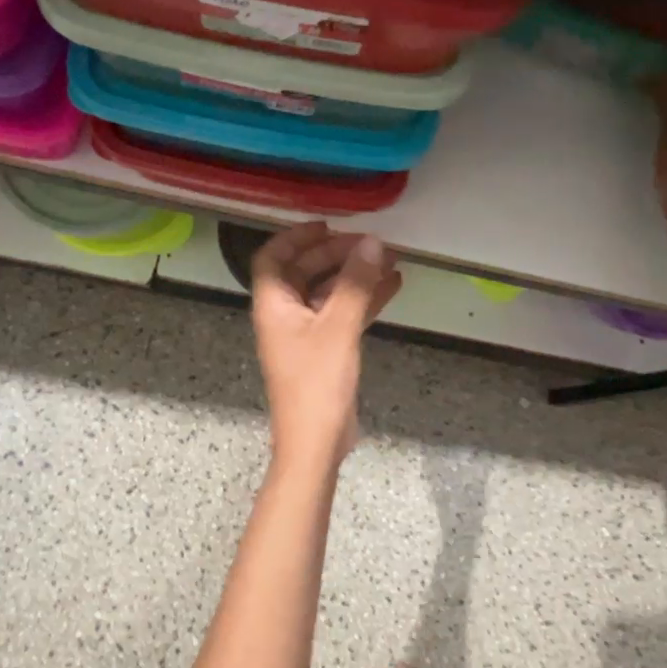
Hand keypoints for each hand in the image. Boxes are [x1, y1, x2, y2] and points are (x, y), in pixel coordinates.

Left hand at [251, 222, 402, 465]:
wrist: (316, 442)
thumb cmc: (318, 382)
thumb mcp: (339, 327)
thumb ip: (355, 282)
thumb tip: (373, 242)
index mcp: (273, 305)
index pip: (274, 257)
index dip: (297, 236)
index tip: (329, 225)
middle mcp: (285, 315)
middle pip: (305, 271)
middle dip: (336, 253)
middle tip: (370, 243)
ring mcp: (305, 335)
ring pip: (328, 293)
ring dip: (355, 275)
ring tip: (390, 259)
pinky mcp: (325, 353)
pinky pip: (342, 314)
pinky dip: (363, 299)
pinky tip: (393, 286)